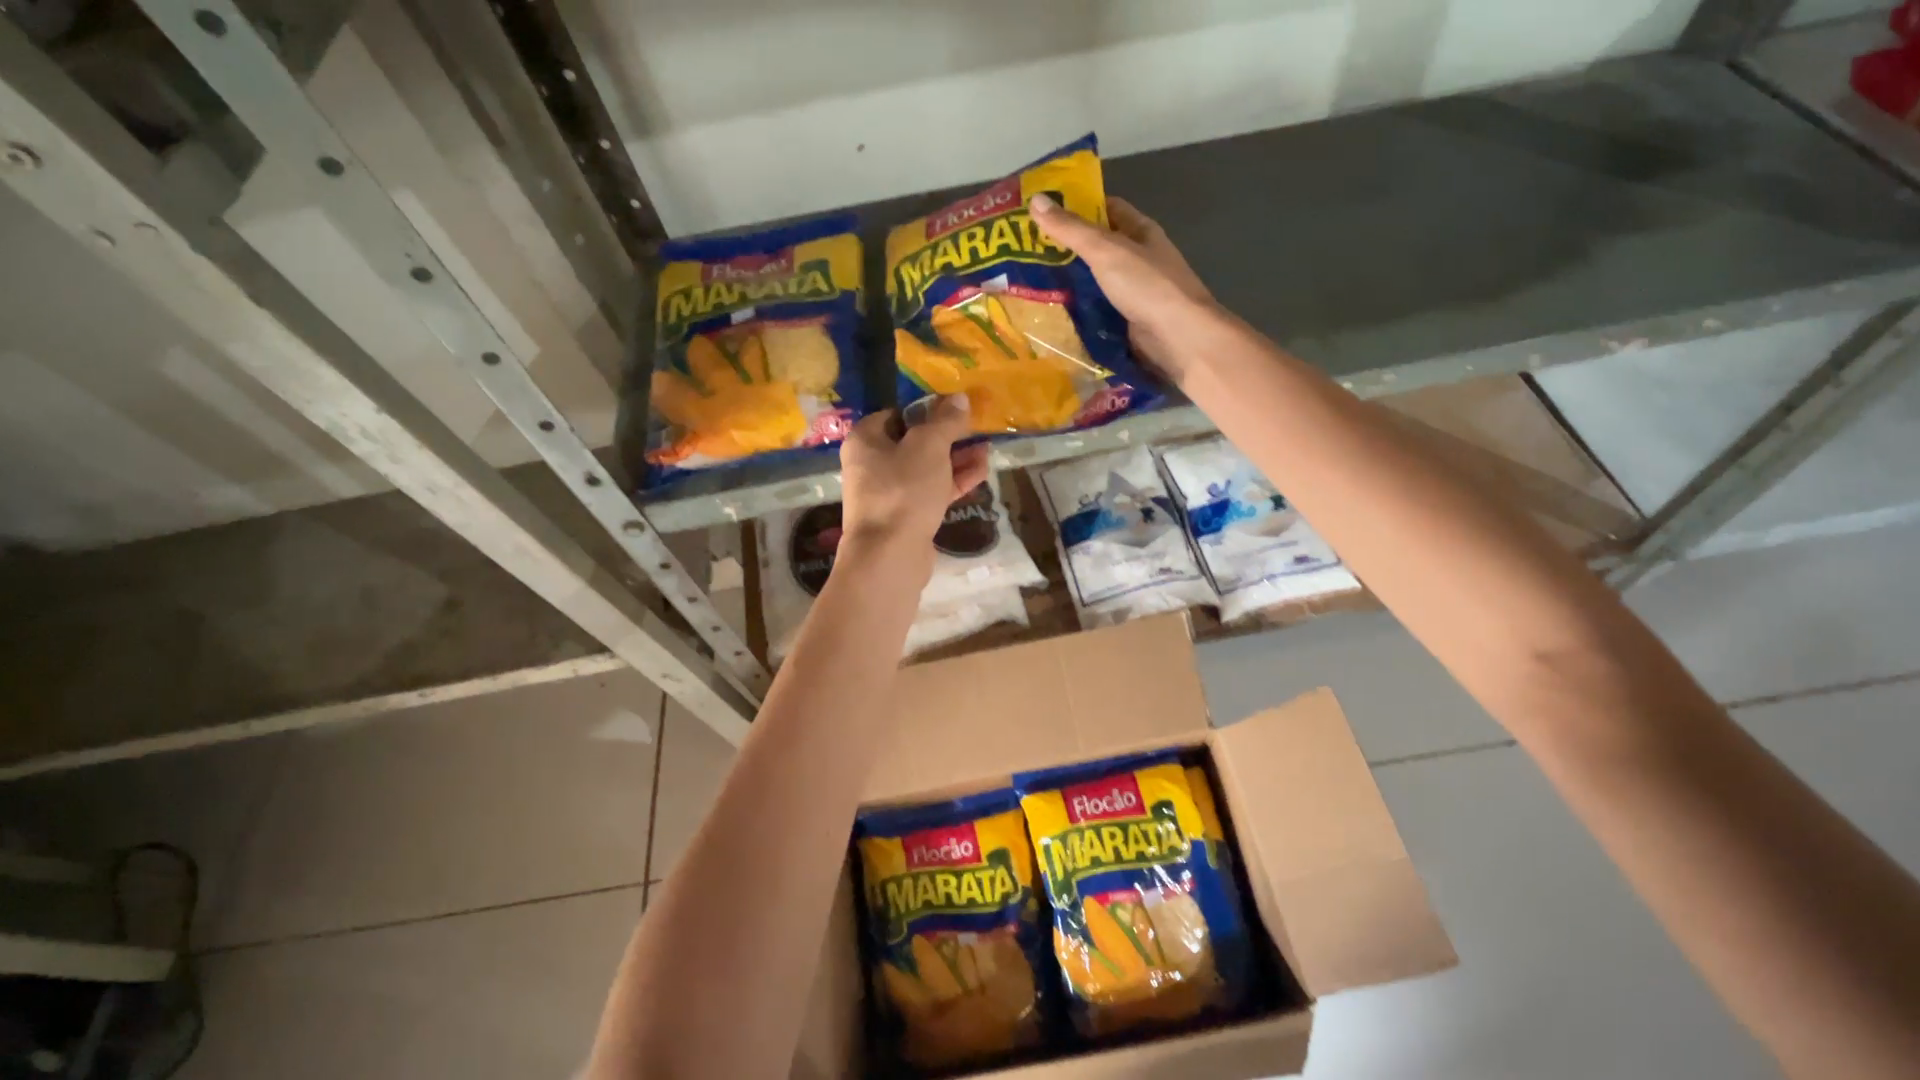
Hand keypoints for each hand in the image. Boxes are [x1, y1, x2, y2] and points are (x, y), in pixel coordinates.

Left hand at [839, 395, 991, 554]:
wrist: (890, 556)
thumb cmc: (903, 490)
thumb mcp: (929, 447)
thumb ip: (945, 421)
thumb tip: (959, 398)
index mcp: (865, 440)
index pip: (896, 413)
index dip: (926, 408)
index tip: (954, 408)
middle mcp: (871, 464)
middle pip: (913, 442)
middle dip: (947, 436)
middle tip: (977, 428)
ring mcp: (888, 493)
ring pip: (925, 468)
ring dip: (955, 459)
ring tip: (987, 449)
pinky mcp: (905, 517)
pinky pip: (931, 492)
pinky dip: (953, 482)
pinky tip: (981, 472)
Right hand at [1028, 193, 1213, 381]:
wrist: (1178, 338)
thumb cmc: (1147, 285)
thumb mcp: (1106, 250)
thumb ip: (1071, 229)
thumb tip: (1035, 199)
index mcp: (1140, 231)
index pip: (1107, 208)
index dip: (1077, 205)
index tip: (1042, 210)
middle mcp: (1138, 258)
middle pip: (1097, 247)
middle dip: (1064, 247)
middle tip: (1024, 250)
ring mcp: (1133, 292)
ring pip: (1094, 281)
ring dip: (1067, 282)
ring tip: (1027, 281)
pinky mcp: (1125, 321)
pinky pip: (1096, 310)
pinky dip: (1076, 310)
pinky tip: (1050, 312)